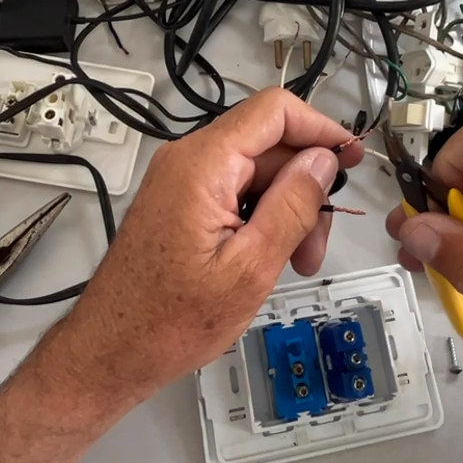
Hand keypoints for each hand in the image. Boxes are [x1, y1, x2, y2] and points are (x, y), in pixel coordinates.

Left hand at [38, 89, 363, 411]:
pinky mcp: (181, 200)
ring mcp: (182, 179)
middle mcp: (188, 159)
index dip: (319, 127)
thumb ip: (291, 206)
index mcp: (203, 165)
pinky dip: (261, 216)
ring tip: (297, 260)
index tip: (350, 157)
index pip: (273, 111)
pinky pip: (235, 190)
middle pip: (269, 145)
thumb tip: (322, 160)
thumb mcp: (250, 268)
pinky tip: (271, 256)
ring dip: (287, 207)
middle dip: (305, 186)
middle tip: (319, 241)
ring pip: (256, 171)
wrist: (111, 352)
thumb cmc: (168, 322)